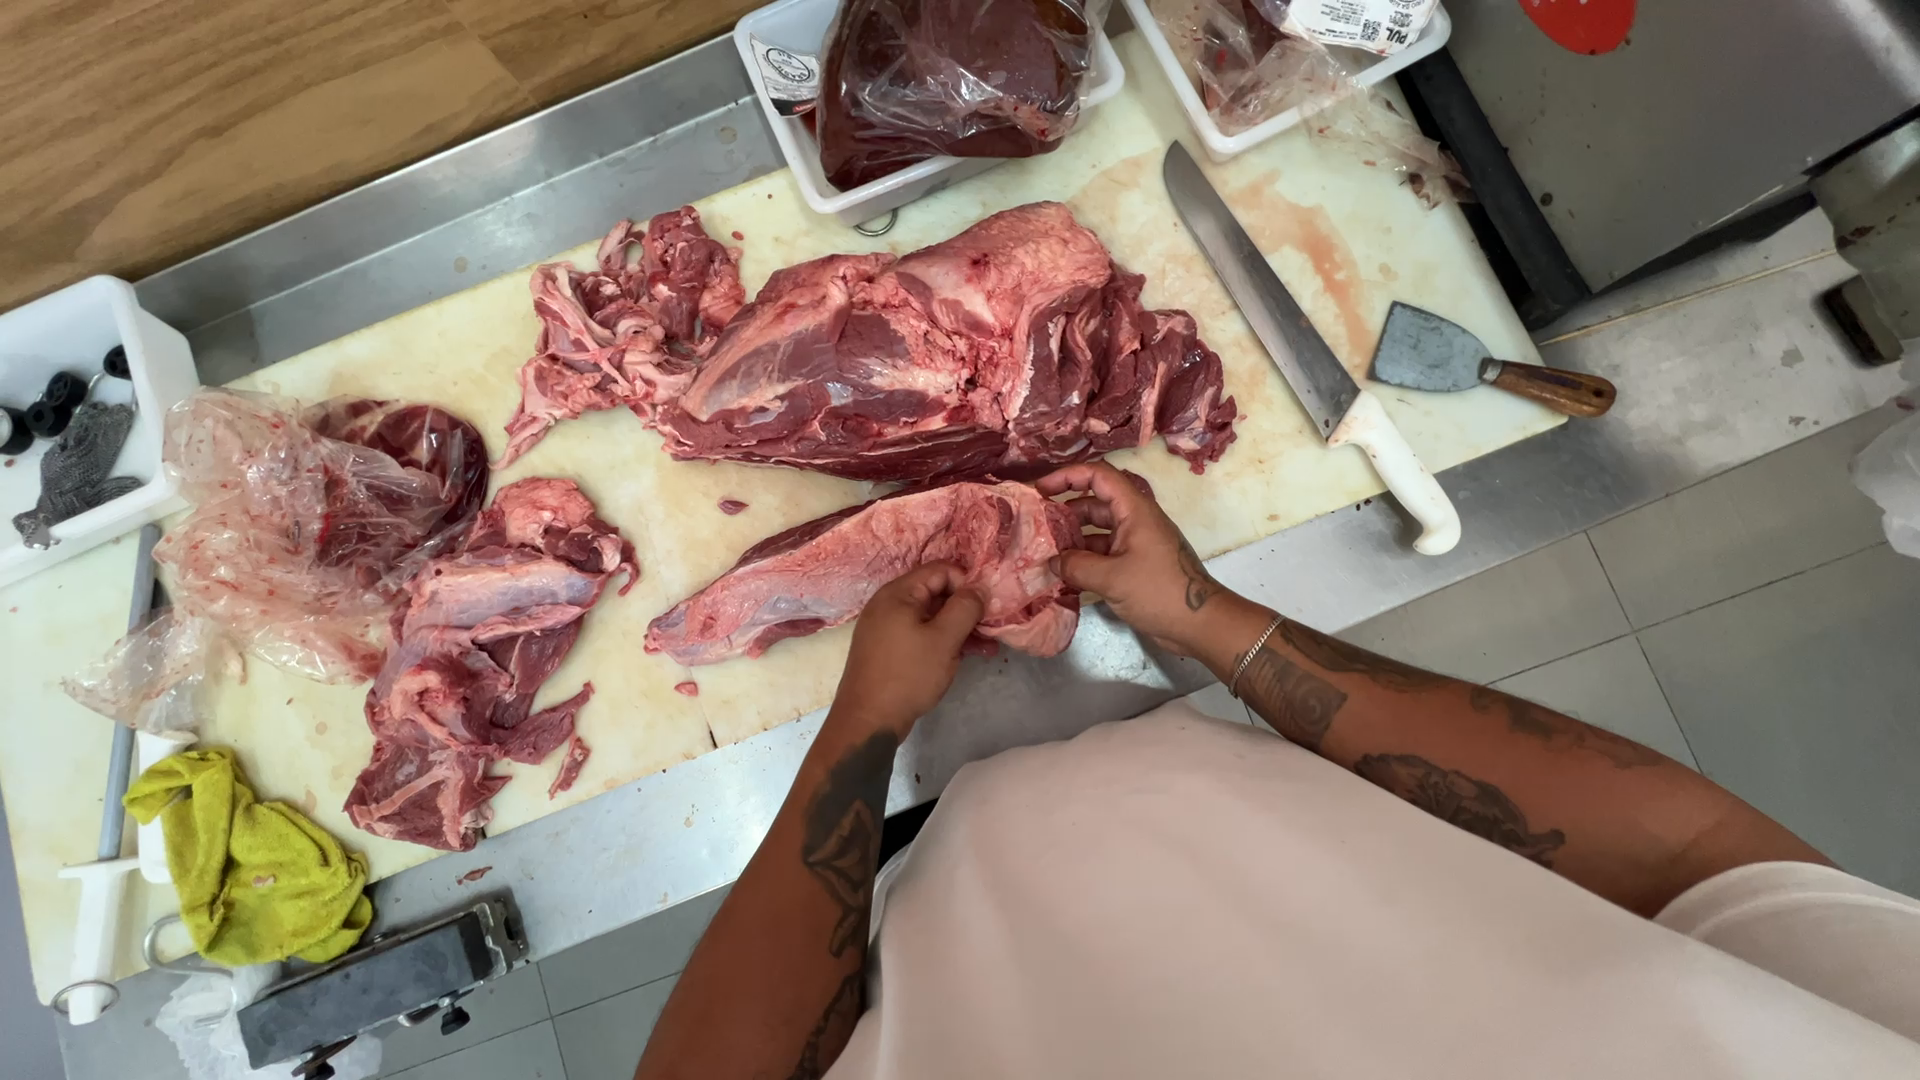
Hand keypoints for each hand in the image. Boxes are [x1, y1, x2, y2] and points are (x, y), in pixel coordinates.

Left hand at [831, 562, 985, 735]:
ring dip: (958, 628)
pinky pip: (921, 634)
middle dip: (965, 608)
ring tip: (985, 647)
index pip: (941, 570)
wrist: (867, 721)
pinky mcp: (888, 649)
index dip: (967, 584)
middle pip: (936, 592)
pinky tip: (964, 656)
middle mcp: (889, 604)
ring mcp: (886, 627)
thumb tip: (980, 588)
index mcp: (898, 593)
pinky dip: (942, 641)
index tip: (986, 608)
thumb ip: (965, 608)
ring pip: (931, 616)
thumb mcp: (944, 639)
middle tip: (990, 629)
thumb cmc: (907, 675)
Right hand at [1037, 462, 1236, 657]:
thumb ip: (1076, 566)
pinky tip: (1064, 572)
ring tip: (1045, 550)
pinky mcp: (1136, 564)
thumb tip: (1051, 562)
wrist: (1200, 623)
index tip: (1041, 489)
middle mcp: (1135, 520)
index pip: (1098, 476)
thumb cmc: (1159, 592)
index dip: (1068, 476)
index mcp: (1135, 510)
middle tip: (1037, 523)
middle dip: (1065, 509)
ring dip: (1073, 537)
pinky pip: (1104, 551)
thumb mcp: (1111, 578)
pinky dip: (1084, 557)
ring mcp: (1136, 542)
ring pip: (1098, 529)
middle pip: (1095, 502)